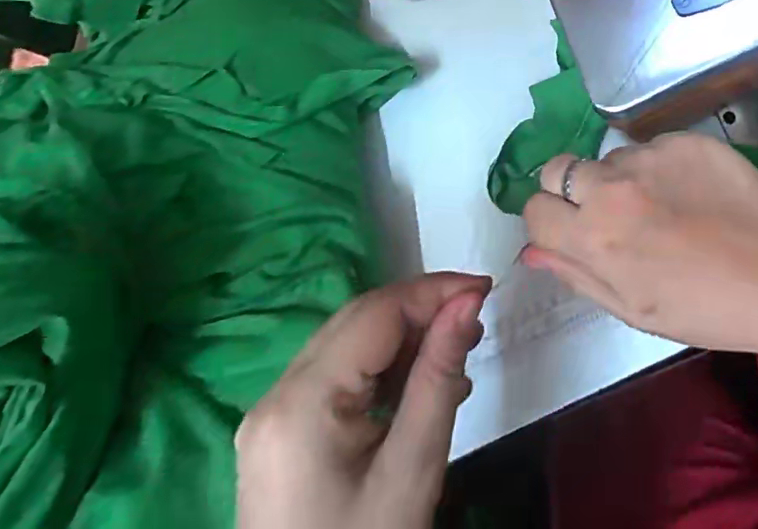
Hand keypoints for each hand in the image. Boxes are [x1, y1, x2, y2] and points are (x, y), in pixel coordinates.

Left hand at [235, 273, 489, 528]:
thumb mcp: (412, 468)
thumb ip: (439, 375)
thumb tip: (469, 300)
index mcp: (301, 401)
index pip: (377, 313)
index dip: (434, 291)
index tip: (486, 290)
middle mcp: (275, 394)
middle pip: (359, 320)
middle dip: (422, 309)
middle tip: (476, 319)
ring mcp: (272, 413)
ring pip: (349, 341)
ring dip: (406, 336)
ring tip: (457, 353)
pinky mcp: (280, 431)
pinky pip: (338, 373)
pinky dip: (383, 366)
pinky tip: (420, 384)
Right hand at [521, 133, 757, 353]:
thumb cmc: (709, 308)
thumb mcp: (634, 309)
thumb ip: (577, 274)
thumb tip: (533, 251)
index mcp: (594, 237)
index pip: (535, 209)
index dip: (550, 222)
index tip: (572, 231)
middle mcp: (612, 187)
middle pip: (558, 168)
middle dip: (573, 189)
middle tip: (611, 213)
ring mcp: (649, 156)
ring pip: (609, 158)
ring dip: (622, 178)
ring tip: (667, 206)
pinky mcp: (682, 138)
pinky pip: (651, 147)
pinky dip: (662, 166)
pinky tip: (695, 191)